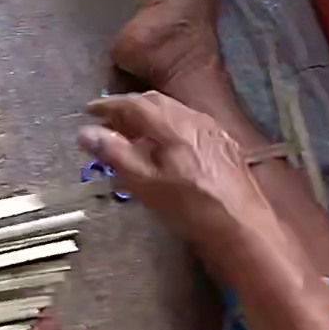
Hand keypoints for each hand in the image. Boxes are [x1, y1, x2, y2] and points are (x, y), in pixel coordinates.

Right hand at [78, 92, 274, 245]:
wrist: (243, 226)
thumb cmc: (191, 208)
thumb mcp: (146, 184)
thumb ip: (115, 154)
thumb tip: (85, 132)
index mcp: (173, 124)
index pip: (134, 104)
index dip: (108, 105)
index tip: (90, 111)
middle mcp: (195, 119)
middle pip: (156, 102)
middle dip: (129, 108)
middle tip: (109, 121)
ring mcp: (213, 130)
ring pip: (175, 112)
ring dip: (149, 118)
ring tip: (133, 135)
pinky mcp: (224, 144)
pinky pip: (189, 125)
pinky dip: (168, 128)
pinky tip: (165, 149)